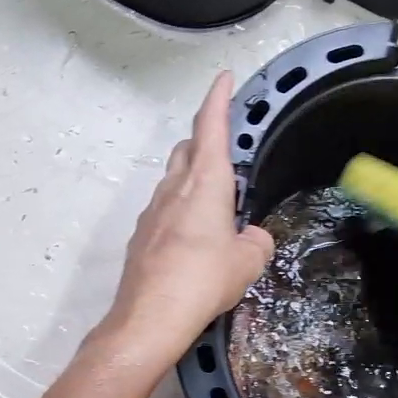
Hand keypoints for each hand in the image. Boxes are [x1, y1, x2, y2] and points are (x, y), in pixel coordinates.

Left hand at [99, 72, 273, 362]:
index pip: (211, 127)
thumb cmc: (204, 280)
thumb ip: (256, 243)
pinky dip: (179, 214)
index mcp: (205, 183)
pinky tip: (191, 241)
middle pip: (187, 150)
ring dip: (191, 182)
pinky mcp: (141, 239)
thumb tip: (253, 240)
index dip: (219, 99)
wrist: (150, 317)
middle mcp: (174, 189)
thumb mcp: (248, 262)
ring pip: (173, 182)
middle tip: (225, 153)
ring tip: (212, 205)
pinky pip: (163, 214)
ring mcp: (152, 214)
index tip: (224, 79)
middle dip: (205, 142)